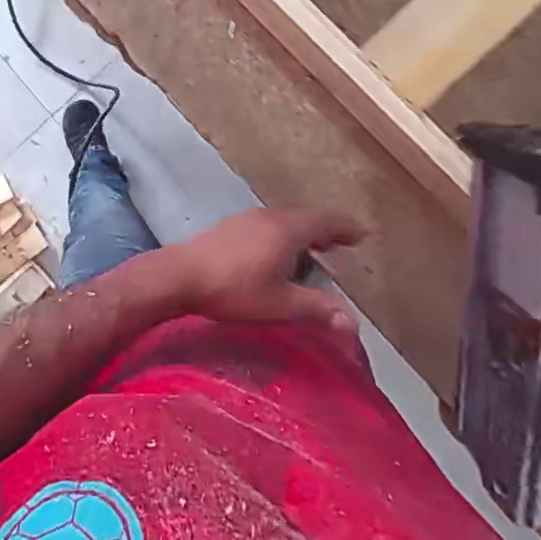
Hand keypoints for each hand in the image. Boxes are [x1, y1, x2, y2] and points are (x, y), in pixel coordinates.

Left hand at [164, 208, 364, 330]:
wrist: (178, 275)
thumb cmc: (233, 288)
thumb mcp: (279, 303)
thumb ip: (316, 309)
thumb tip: (353, 323)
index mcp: (289, 229)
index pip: (328, 221)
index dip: (346, 227)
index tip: (362, 234)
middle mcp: (272, 216)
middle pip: (308, 218)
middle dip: (327, 231)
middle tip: (341, 245)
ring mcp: (249, 218)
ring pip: (287, 221)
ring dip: (304, 234)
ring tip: (312, 252)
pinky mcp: (232, 226)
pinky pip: (270, 225)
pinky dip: (285, 235)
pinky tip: (276, 254)